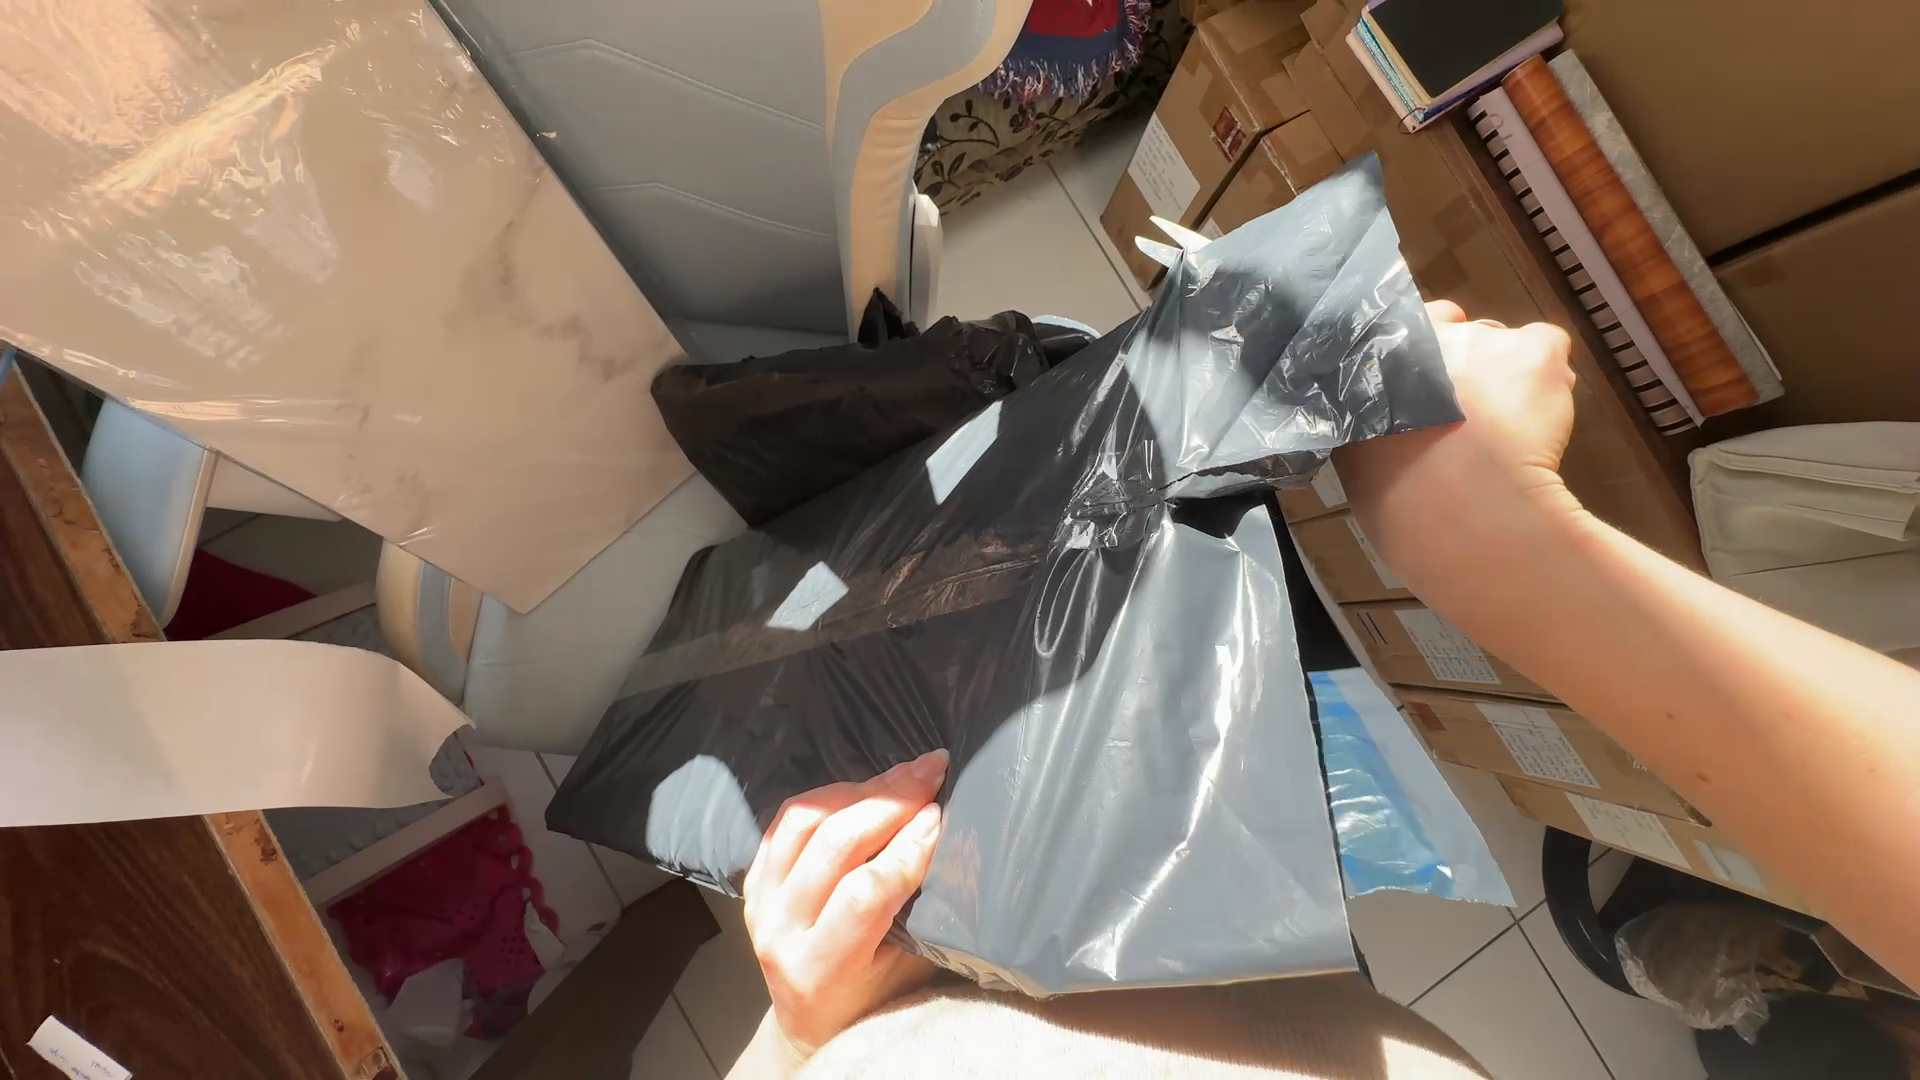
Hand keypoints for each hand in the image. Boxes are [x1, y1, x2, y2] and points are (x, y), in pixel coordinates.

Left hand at [742, 750, 948, 1063]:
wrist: (811, 1021)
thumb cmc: (873, 999)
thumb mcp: (909, 967)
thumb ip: (924, 907)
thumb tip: (950, 832)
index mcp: (820, 970)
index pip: (865, 892)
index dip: (907, 845)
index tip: (940, 811)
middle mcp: (780, 933)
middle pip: (835, 845)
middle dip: (891, 800)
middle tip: (930, 771)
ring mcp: (760, 902)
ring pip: (807, 820)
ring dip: (861, 788)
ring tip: (903, 775)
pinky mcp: (754, 878)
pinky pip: (788, 818)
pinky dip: (831, 795)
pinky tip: (866, 786)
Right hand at [1332, 301, 1579, 590]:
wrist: (1460, 503)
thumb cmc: (1399, 493)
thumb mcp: (1358, 460)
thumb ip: (1372, 429)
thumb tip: (1389, 428)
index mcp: (1372, 367)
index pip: (1393, 337)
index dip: (1415, 359)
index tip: (1425, 387)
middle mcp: (1421, 339)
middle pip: (1449, 332)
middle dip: (1463, 362)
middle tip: (1470, 410)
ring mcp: (1476, 339)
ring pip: (1501, 345)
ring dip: (1506, 375)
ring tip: (1507, 430)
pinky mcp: (1530, 349)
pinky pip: (1547, 347)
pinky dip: (1548, 380)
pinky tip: (1537, 422)